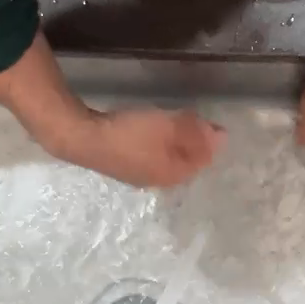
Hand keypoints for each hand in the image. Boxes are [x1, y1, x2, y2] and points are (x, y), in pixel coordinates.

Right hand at [46, 108, 225, 187]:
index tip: (212, 122)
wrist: (82, 138)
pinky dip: (159, 143)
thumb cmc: (132, 134)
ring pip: (168, 159)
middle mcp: (158, 182)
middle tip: (197, 121)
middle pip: (186, 162)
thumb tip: (222, 138)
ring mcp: (138, 176)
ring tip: (178, 124)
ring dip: (176, 143)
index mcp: (174, 176)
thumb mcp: (170, 128)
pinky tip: (153, 131)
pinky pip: (152, 154)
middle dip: (195, 144)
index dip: (210, 141)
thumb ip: (196, 133)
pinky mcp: (122, 166)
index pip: (203, 161)